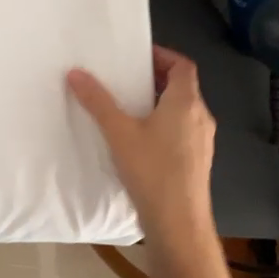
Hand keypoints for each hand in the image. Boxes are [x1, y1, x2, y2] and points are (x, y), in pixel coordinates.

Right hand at [67, 46, 215, 237]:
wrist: (178, 222)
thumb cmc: (152, 170)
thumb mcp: (118, 132)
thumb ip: (97, 101)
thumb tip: (76, 72)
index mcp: (186, 103)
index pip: (182, 65)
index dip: (162, 55)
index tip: (136, 55)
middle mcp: (200, 117)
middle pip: (182, 86)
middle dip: (153, 78)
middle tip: (123, 77)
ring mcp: (202, 141)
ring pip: (181, 109)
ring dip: (157, 102)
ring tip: (125, 105)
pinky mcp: (196, 160)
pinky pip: (180, 129)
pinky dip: (162, 123)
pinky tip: (137, 137)